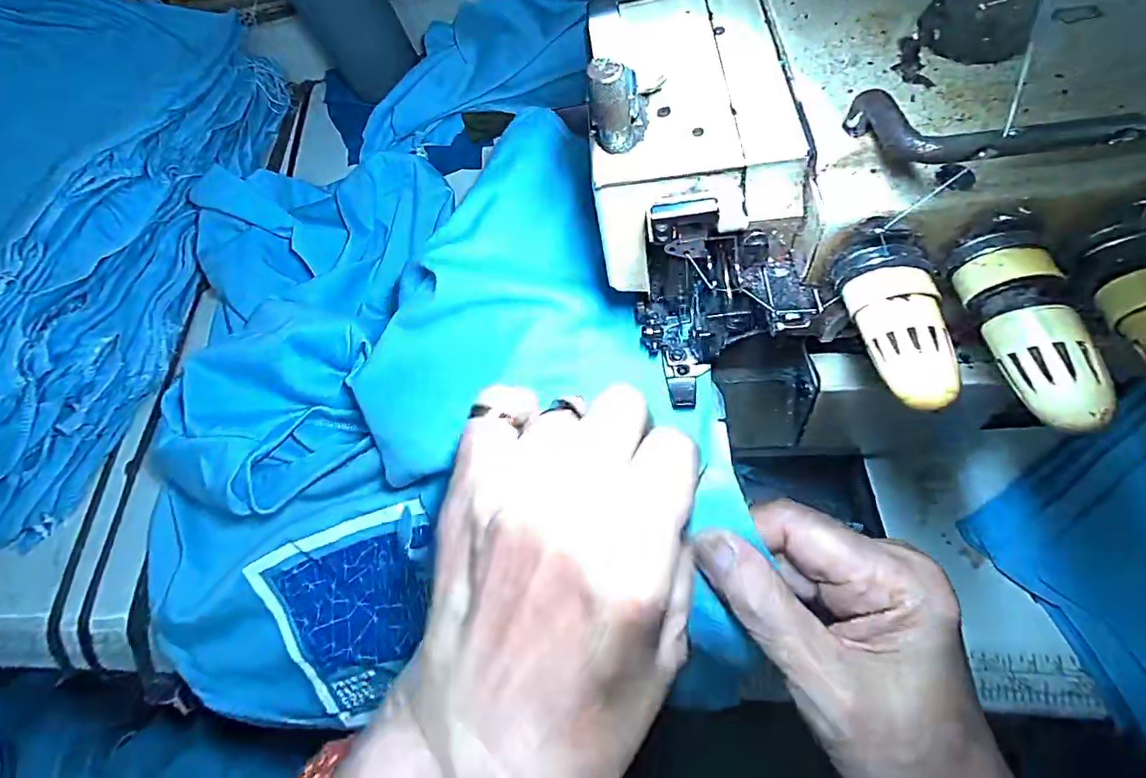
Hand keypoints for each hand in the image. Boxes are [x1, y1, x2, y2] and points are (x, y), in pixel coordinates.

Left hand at [345, 384, 700, 777]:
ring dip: (575, 438)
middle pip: (620, 405)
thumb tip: (674, 496)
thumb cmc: (582, 713)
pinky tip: (522, 447)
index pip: (672, 446)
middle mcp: (571, 508)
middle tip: (618, 473)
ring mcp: (510, 491)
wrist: (476, 740)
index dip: (674, 466)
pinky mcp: (465, 488)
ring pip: (562, 408)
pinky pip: (494, 411)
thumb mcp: (667, 654)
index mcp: (632, 553)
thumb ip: (680, 559)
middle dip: (630, 436)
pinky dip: (513, 420)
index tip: (664, 484)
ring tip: (567, 475)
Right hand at [696, 500, 1008, 777]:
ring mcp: (876, 577)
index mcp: (897, 574)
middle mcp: (889, 560)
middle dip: (748, 566)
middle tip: (707, 593)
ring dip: (757, 586)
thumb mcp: (823, 681)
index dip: (740, 534)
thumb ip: (764, 607)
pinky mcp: (863, 596)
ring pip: (789, 560)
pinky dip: (773, 601)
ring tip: (730, 613)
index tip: (695, 556)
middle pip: (791, 540)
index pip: (795, 524)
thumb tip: (708, 541)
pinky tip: (758, 622)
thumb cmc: (899, 752)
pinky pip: (801, 581)